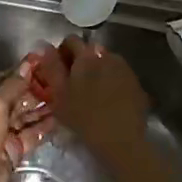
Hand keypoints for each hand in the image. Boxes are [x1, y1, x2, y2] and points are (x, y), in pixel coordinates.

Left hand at [0, 71, 53, 181]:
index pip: (6, 80)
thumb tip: (28, 64)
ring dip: (43, 107)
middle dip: (37, 89)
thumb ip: (13, 85)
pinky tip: (60, 117)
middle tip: (62, 78)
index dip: (25, 71)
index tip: (46, 61)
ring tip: (65, 96)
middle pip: (18, 98)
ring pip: (26, 116)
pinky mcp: (14, 151)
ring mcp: (3, 134)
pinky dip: (44, 127)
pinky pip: (31, 135)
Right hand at [26, 36, 150, 158]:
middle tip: (73, 83)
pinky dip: (111, 82)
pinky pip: (118, 75)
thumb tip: (45, 46)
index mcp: (86, 55)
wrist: (122, 141)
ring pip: (104, 63)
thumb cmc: (84, 117)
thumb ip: (51, 66)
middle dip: (80, 62)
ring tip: (92, 93)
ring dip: (96, 71)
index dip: (62, 52)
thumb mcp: (58, 94)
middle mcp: (107, 55)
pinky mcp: (136, 84)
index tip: (58, 70)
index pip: (71, 40)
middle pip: (89, 50)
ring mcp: (124, 69)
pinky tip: (108, 100)